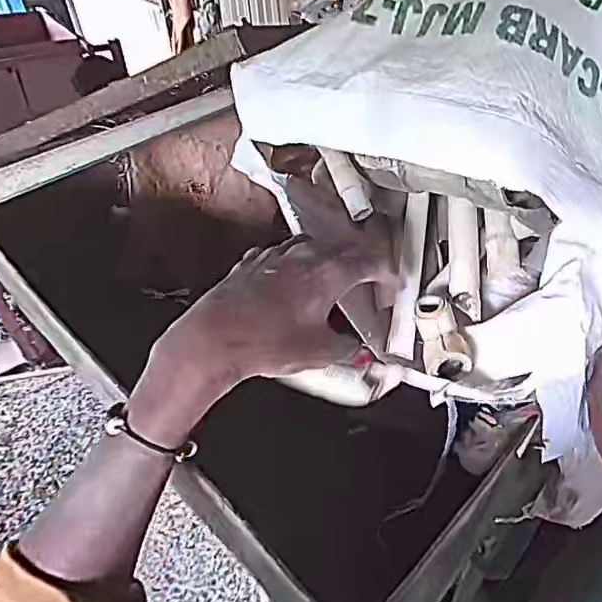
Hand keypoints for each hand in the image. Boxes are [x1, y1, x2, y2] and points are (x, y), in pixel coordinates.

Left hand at [128, 176, 394, 443]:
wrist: (211, 339)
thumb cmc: (258, 341)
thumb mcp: (320, 352)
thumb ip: (350, 349)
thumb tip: (358, 351)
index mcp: (327, 270)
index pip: (370, 259)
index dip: (387, 273)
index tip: (390, 285)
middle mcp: (302, 255)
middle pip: (343, 249)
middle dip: (360, 265)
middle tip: (368, 284)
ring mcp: (275, 256)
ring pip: (313, 249)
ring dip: (329, 264)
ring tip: (333, 288)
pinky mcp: (252, 264)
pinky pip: (285, 258)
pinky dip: (298, 269)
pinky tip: (294, 291)